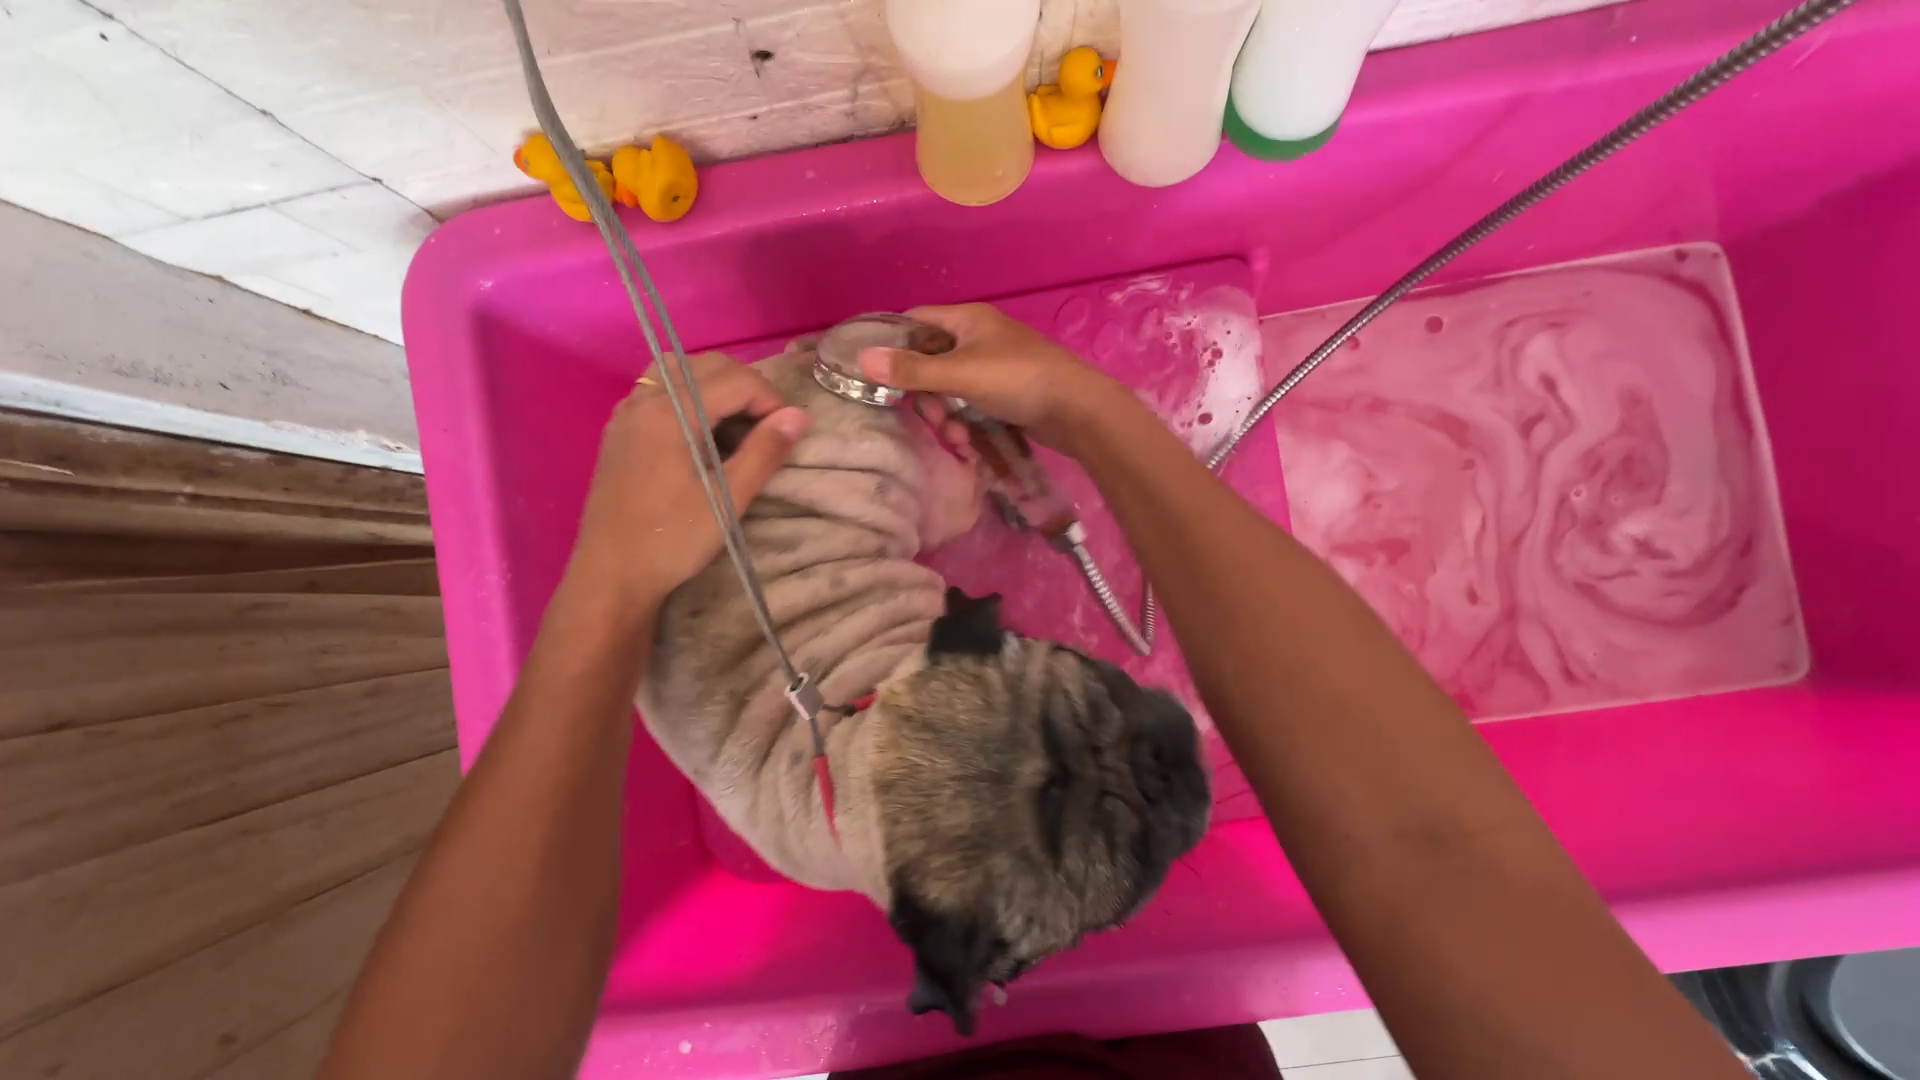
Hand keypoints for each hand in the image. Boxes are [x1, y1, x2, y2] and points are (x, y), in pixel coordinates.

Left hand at [566, 352, 808, 607]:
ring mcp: (627, 414)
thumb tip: (799, 416)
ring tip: (737, 427)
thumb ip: (764, 451)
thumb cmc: (673, 539)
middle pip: (707, 365)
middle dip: (746, 388)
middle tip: (768, 429)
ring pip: (680, 371)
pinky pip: (659, 391)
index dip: (770, 399)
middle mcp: (644, 400)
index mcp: (671, 412)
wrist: (611, 575)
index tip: (787, 433)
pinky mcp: (620, 432)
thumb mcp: (728, 498)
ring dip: (717, 388)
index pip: (735, 379)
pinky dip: (689, 397)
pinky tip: (701, 434)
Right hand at [856, 303, 1122, 450]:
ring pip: (951, 388)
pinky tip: (968, 442)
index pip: (916, 320)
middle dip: (924, 392)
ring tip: (955, 436)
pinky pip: (971, 404)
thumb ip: (912, 370)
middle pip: (931, 359)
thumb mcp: (960, 374)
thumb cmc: (1017, 379)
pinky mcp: (1005, 394)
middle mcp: (979, 337)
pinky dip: (965, 422)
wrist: (1077, 409)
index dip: (894, 342)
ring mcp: (994, 367)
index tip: (878, 373)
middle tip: (930, 416)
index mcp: (967, 320)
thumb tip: (862, 360)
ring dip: (945, 414)